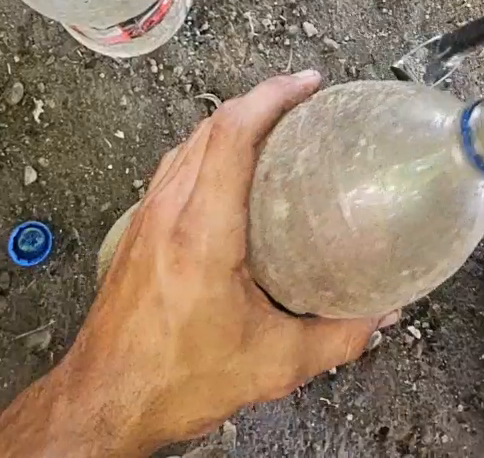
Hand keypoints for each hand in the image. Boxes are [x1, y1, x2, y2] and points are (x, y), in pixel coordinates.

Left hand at [0, 71, 391, 457]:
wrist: (103, 400)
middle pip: (213, 123)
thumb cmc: (176, 379)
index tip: (307, 84)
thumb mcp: (272, 364)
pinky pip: (179, 160)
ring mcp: (150, 211)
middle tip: (304, 98)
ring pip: (192, 137)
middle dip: (261, 97)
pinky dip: (211, 142)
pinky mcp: (141, 223)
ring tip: (276, 121)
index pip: (232, 133)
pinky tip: (234, 163)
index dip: (272, 96)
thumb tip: (380, 313)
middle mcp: (171, 207)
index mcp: (203, 230)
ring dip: (234, 117)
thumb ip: (335, 337)